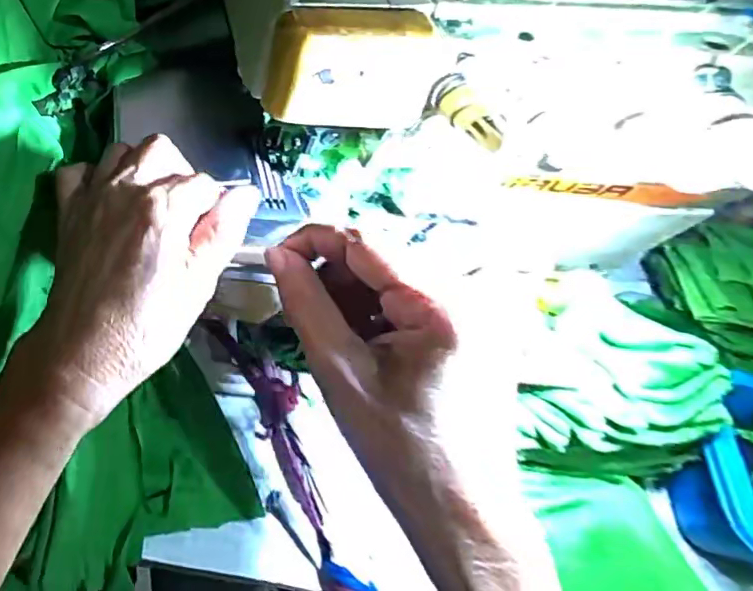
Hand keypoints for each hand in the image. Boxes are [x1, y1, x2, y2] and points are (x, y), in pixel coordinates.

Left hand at [21, 134, 258, 428]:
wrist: (84, 346)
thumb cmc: (149, 324)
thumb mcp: (199, 284)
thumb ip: (223, 232)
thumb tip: (244, 194)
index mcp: (163, 205)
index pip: (203, 181)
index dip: (215, 203)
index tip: (211, 228)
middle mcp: (124, 187)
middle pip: (160, 148)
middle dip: (178, 170)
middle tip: (183, 209)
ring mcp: (91, 194)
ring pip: (119, 151)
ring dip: (138, 166)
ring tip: (148, 202)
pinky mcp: (66, 207)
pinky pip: (77, 171)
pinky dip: (92, 176)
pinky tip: (105, 199)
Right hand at [266, 225, 556, 590]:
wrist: (461, 511)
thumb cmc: (396, 444)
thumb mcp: (337, 368)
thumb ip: (304, 300)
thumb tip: (275, 253)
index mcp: (440, 304)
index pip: (360, 240)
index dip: (309, 240)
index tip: (275, 261)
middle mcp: (468, 295)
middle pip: (376, 253)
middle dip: (329, 270)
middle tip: (302, 305)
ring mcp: (477, 311)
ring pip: (389, 270)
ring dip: (351, 288)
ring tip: (334, 329)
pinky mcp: (475, 327)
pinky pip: (410, 291)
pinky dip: (376, 304)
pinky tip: (364, 340)